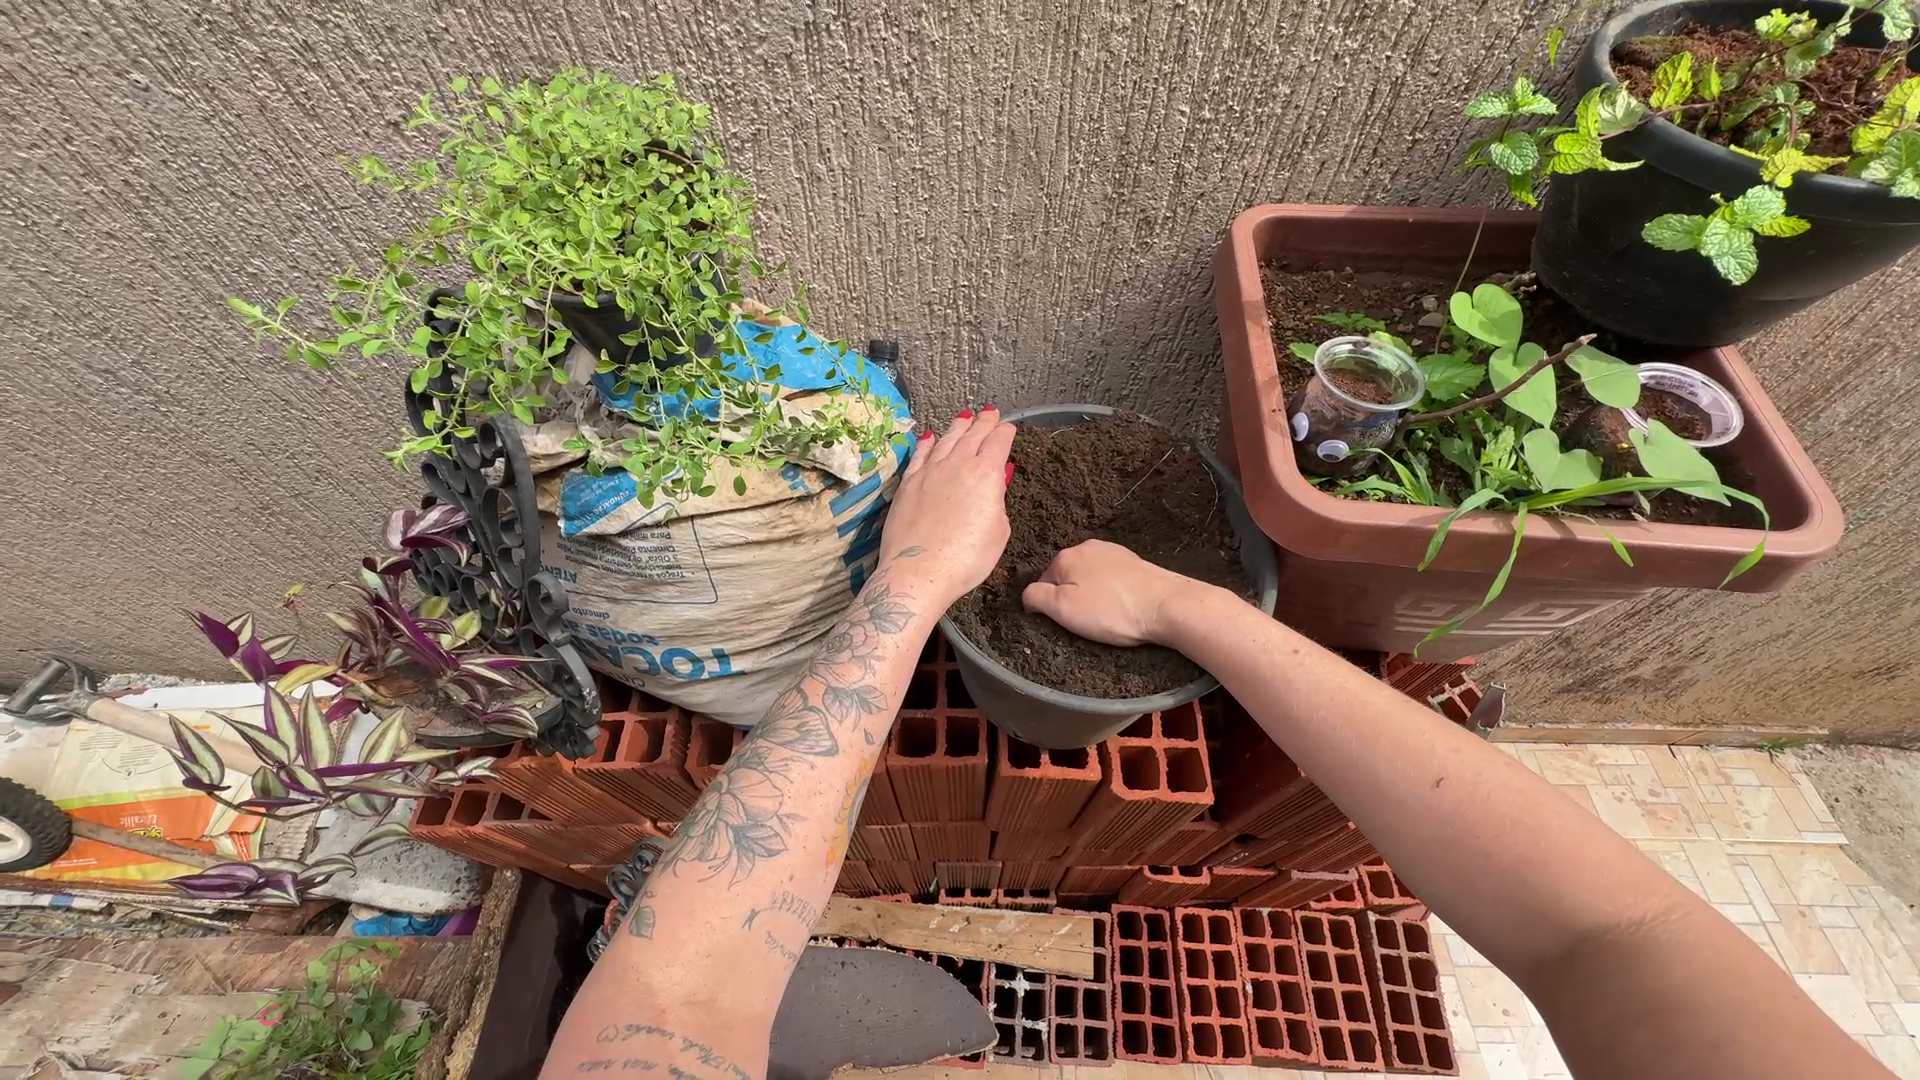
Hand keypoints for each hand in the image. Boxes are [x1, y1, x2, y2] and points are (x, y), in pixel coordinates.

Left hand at [878, 405, 1015, 605]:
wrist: (919, 572)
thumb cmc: (967, 558)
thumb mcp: (999, 532)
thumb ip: (998, 501)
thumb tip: (996, 482)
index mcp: (986, 474)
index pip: (999, 442)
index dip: (1006, 432)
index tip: (1009, 428)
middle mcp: (957, 464)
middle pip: (973, 434)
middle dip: (984, 422)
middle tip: (990, 412)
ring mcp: (929, 471)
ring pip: (946, 439)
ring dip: (958, 426)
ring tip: (964, 416)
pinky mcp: (908, 483)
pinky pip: (920, 455)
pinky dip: (927, 443)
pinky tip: (930, 438)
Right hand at [1020, 540, 1195, 646]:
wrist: (1166, 605)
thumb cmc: (1112, 610)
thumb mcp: (1062, 609)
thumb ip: (1035, 597)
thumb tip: (1028, 595)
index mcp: (1066, 556)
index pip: (1042, 583)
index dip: (1050, 607)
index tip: (1066, 623)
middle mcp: (1088, 547)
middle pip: (1067, 579)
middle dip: (1073, 600)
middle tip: (1088, 623)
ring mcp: (1114, 553)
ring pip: (1091, 579)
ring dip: (1094, 597)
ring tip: (1108, 617)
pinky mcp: (1134, 562)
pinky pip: (1112, 580)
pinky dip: (1112, 595)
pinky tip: (1123, 608)